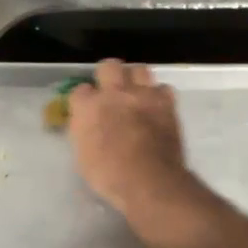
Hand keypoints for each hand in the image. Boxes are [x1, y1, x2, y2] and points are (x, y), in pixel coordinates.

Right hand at [67, 60, 196, 216]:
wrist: (149, 181)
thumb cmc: (110, 176)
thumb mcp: (83, 157)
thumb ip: (84, 133)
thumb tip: (89, 126)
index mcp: (88, 107)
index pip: (80, 90)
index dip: (84, 100)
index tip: (87, 110)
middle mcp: (115, 94)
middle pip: (109, 66)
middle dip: (108, 76)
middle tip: (111, 92)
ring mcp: (143, 95)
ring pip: (139, 70)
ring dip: (135, 80)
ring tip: (136, 95)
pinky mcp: (166, 103)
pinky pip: (163, 88)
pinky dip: (159, 96)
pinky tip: (156, 108)